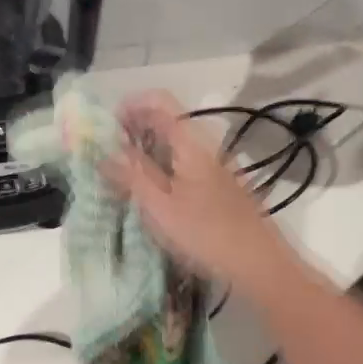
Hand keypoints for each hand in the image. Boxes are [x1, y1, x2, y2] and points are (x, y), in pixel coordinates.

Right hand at [102, 91, 299, 294]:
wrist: (258, 263)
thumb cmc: (206, 233)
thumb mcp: (160, 206)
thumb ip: (132, 175)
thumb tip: (103, 151)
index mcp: (191, 140)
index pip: (158, 100)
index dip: (129, 106)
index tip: (104, 127)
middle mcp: (205, 144)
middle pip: (166, 120)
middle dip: (133, 130)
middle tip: (105, 155)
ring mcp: (214, 163)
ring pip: (174, 144)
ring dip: (145, 151)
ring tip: (120, 176)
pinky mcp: (218, 184)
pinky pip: (184, 163)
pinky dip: (161, 167)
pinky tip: (148, 193)